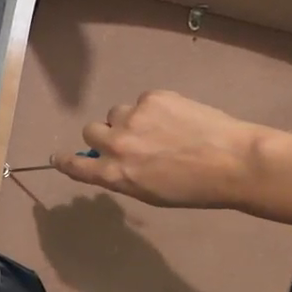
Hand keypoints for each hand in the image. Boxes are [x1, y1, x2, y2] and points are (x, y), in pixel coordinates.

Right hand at [53, 90, 269, 207]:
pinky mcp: (153, 97)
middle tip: (127, 140)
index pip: (76, 166)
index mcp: (115, 174)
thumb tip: (112, 163)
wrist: (233, 161)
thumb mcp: (151, 194)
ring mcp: (134, 116)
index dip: (65, 160)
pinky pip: (142, 101)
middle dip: (105, 135)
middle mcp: (117, 144)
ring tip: (159, 129)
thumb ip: (124, 176)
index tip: (59, 156)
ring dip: (129, 120)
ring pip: (117, 112)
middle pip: (91, 130)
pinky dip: (154, 109)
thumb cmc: (195, 189)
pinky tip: (177, 118)